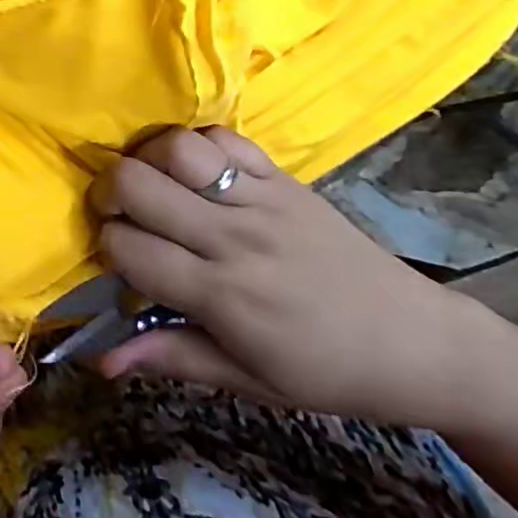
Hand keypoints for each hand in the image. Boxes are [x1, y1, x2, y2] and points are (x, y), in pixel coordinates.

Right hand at [90, 126, 496, 427]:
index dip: (107, 248)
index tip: (118, 259)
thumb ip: (169, 357)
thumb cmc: (325, 370)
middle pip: (139, 184)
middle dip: (109, 193)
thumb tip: (100, 359)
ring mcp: (262, 199)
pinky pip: (225, 137)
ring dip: (148, 158)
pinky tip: (195, 169)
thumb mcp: (246, 380)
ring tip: (151, 180)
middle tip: (116, 211)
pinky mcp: (284, 178)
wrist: (417, 342)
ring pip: (178, 147)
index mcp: (223, 294)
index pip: (129, 248)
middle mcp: (235, 236)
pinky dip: (197, 144)